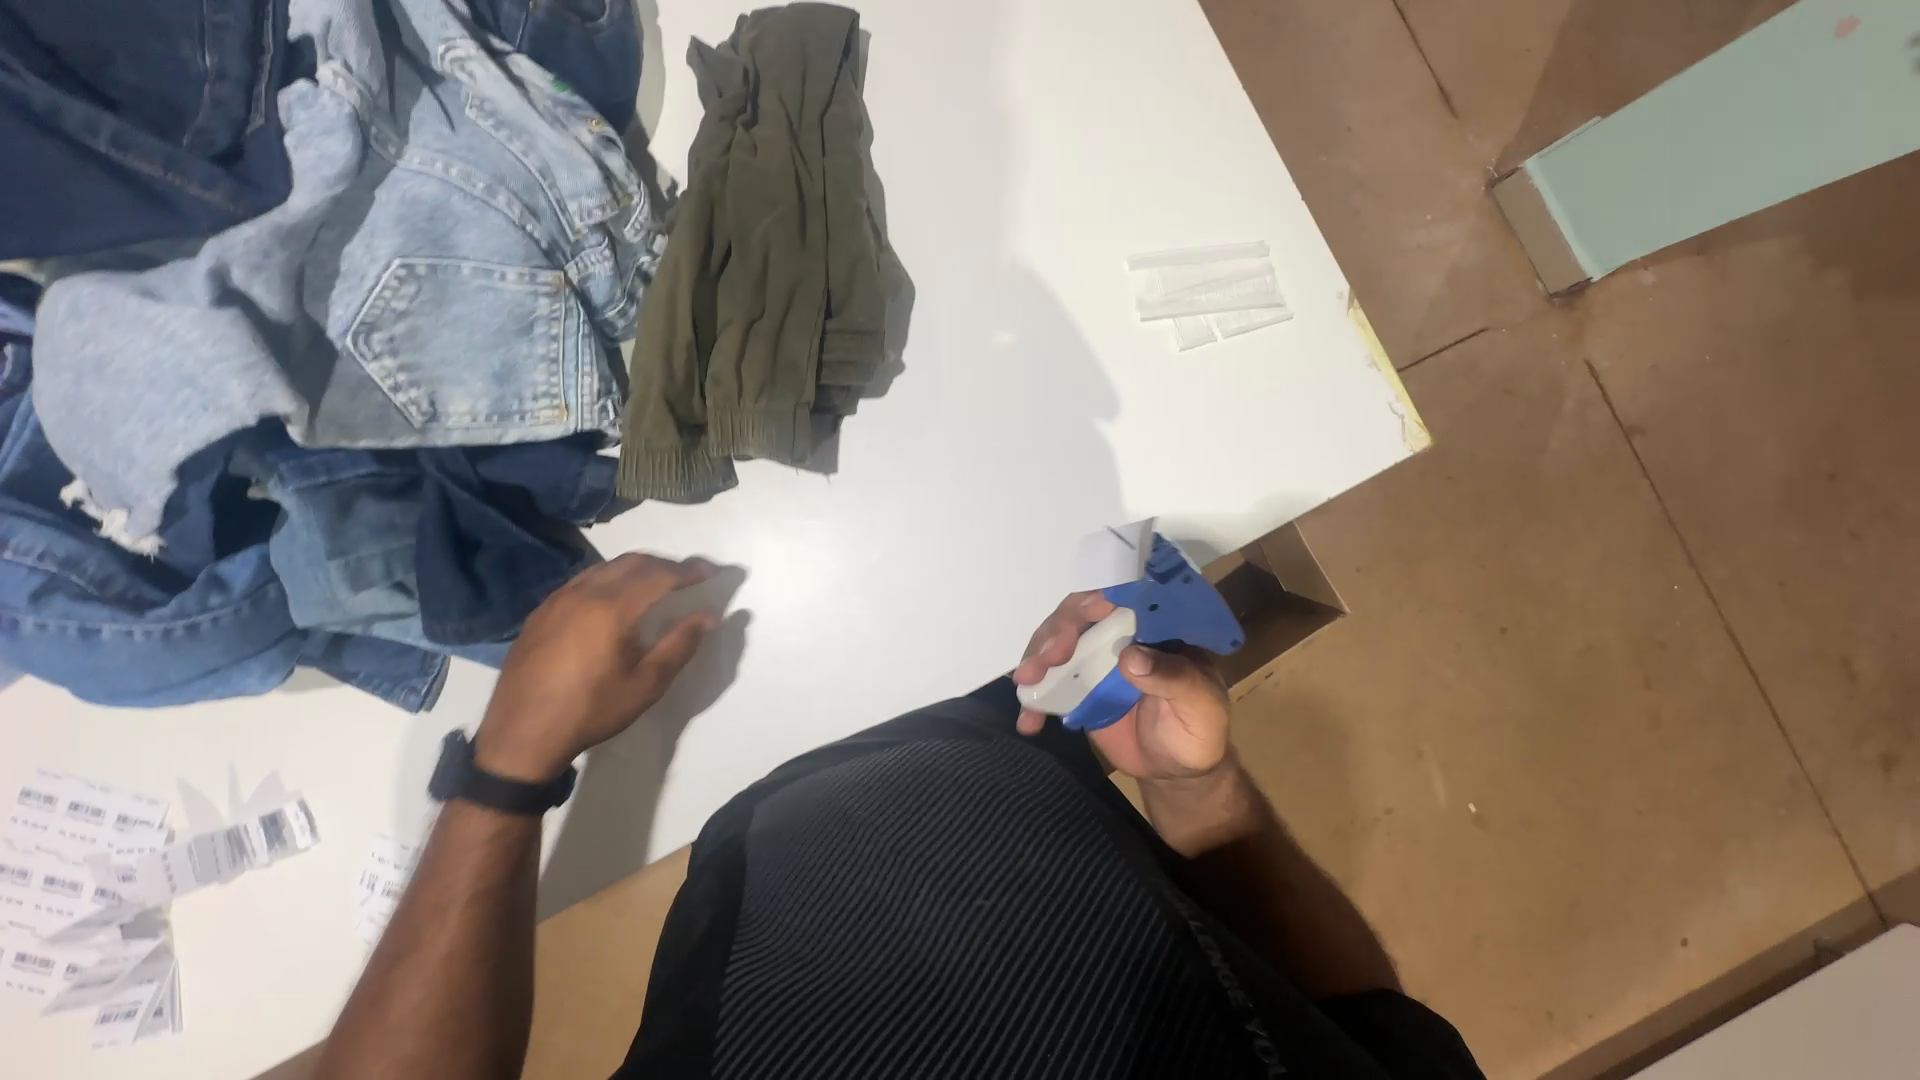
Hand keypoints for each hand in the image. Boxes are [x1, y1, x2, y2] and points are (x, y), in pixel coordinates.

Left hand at [473, 554, 718, 781]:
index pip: (659, 575)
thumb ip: (680, 644)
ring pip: (605, 568)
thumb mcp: (647, 684)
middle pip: (632, 562)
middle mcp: (584, 593)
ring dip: (636, 568)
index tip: (712, 571)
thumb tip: (710, 615)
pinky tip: (615, 599)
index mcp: (612, 608)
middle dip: (665, 564)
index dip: (689, 570)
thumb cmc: (591, 710)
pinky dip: (609, 579)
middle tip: (688, 577)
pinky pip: (582, 581)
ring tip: (656, 584)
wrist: (521, 735)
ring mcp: (557, 600)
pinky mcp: (541, 612)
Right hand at [1013, 592, 1232, 782]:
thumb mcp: (1200, 704)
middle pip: (1080, 615)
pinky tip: (1028, 720)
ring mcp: (1095, 659)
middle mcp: (1121, 633)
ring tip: (1026, 683)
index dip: (1100, 597)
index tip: (1082, 615)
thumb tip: (1130, 656)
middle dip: (1057, 632)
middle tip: (1044, 660)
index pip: (1125, 597)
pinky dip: (1033, 701)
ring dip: (1036, 658)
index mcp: (1155, 627)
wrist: (1177, 770)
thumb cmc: (1200, 729)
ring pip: (1057, 644)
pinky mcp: (1076, 688)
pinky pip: (1049, 685)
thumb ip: (1172, 678)